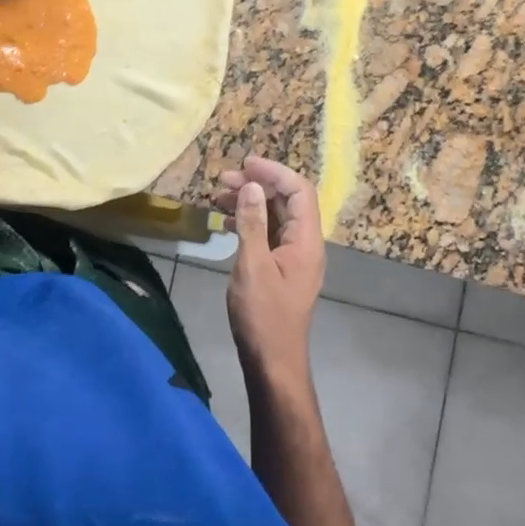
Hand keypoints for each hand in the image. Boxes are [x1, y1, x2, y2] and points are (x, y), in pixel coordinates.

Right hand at [219, 157, 326, 369]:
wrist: (271, 360)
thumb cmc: (263, 315)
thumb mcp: (253, 266)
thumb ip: (253, 224)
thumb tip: (253, 187)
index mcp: (307, 242)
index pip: (299, 191)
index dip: (274, 172)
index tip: (244, 164)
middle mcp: (305, 245)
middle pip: (287, 200)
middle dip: (257, 184)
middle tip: (223, 180)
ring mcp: (293, 257)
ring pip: (275, 216)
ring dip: (250, 202)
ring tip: (218, 198)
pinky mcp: (280, 268)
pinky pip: (267, 233)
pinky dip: (248, 221)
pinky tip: (225, 223)